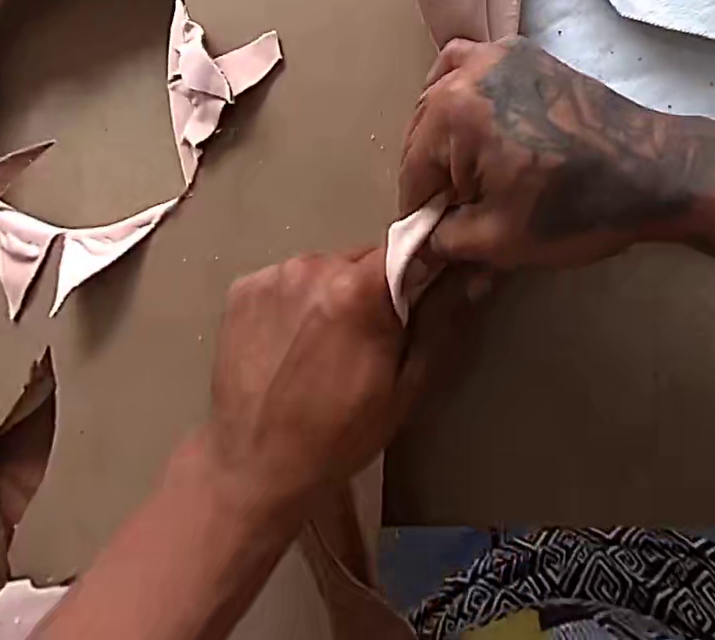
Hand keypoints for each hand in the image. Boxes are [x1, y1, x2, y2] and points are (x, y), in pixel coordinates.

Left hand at [200, 248, 421, 520]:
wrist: (255, 468)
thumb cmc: (339, 435)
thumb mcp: (407, 386)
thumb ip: (441, 321)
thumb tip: (472, 273)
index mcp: (356, 290)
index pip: (402, 246)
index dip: (414, 266)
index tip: (415, 292)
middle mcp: (311, 268)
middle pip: (361, 258)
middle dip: (371, 287)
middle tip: (366, 336)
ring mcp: (271, 276)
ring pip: (323, 268)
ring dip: (332, 292)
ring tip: (323, 344)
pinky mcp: (242, 289)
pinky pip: (286, 280)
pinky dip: (294, 300)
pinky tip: (289, 342)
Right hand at [398, 38, 701, 269]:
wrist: (655, 169)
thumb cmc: (576, 207)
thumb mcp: (499, 240)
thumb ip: (444, 243)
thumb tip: (419, 246)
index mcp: (453, 111)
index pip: (412, 171)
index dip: (419, 211)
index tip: (433, 236)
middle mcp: (467, 70)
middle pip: (422, 132)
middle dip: (432, 173)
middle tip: (457, 209)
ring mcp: (497, 53)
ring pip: (440, 96)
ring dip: (441, 134)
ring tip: (466, 169)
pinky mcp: (523, 53)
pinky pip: (471, 65)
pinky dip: (460, 91)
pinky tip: (474, 119)